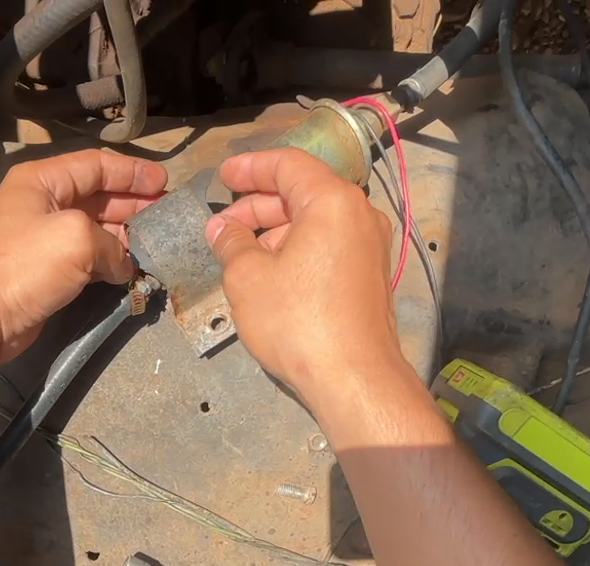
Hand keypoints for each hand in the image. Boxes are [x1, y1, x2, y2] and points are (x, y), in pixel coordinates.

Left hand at [0, 148, 166, 362]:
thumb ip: (112, 244)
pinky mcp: (44, 274)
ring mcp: (42, 241)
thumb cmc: (23, 266)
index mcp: (42, 181)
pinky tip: (129, 270)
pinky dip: (107, 263)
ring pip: (92, 231)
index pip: (96, 165)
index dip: (132, 172)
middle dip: (132, 204)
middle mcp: (42, 205)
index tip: (164, 182)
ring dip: (123, 237)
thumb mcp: (76, 239)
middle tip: (164, 216)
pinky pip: (84, 261)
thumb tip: (124, 264)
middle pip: (96, 197)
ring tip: (154, 245)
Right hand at [204, 148, 400, 397]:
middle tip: (223, 225)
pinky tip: (271, 275)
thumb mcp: (248, 279)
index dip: (250, 168)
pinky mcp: (368, 278)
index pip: (288, 165)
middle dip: (258, 206)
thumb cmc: (296, 321)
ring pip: (314, 225)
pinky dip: (296, 251)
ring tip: (240, 255)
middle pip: (302, 194)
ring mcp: (369, 247)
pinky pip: (327, 249)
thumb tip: (220, 227)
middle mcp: (359, 215)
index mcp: (332, 201)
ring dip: (275, 233)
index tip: (222, 176)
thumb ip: (231, 243)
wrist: (351, 376)